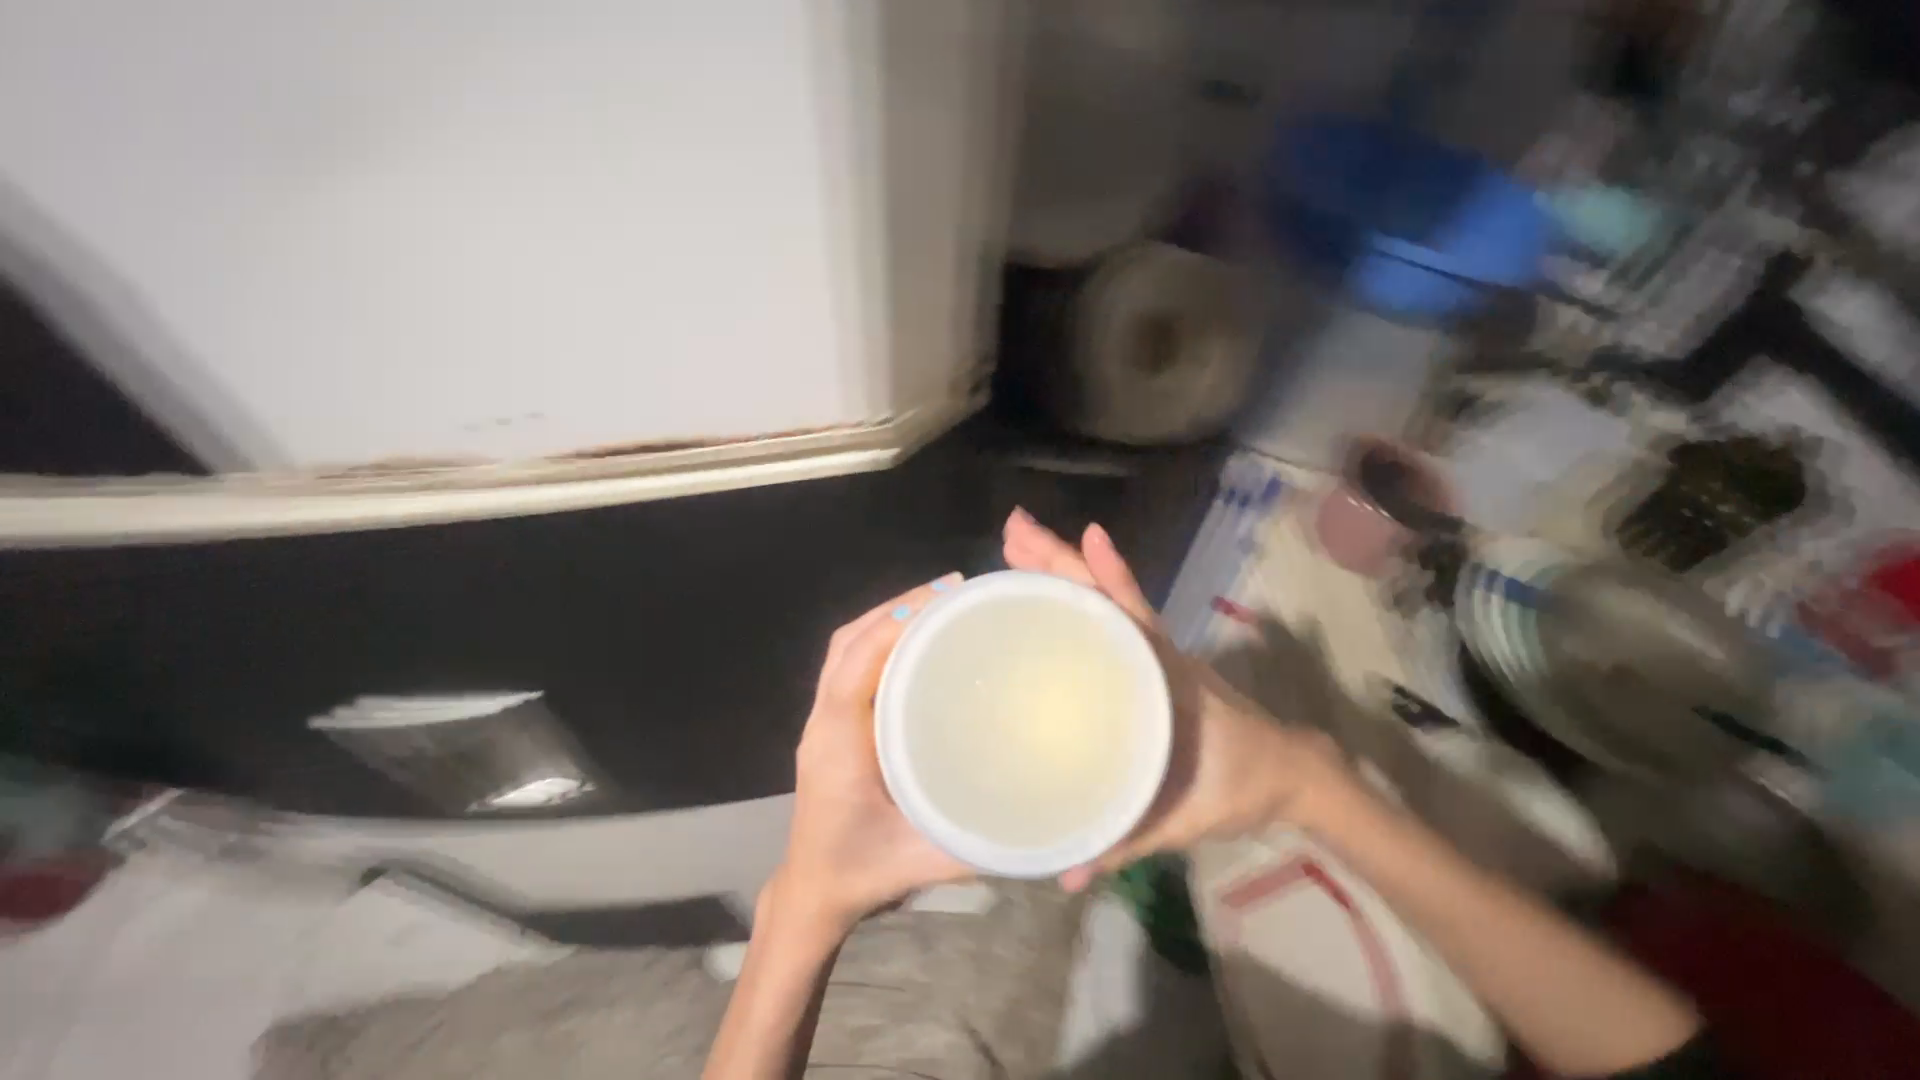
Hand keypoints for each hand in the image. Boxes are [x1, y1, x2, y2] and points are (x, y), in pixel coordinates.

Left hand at [772, 575, 973, 933]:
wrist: (813, 892)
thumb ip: (978, 844)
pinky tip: (918, 642)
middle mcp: (823, 722)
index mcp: (836, 745)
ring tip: (939, 604)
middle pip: (847, 644)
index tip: (942, 598)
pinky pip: (848, 665)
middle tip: (954, 591)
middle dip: (895, 608)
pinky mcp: (830, 724)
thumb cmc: (862, 875)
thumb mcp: (925, 861)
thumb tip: (1040, 813)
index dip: (892, 626)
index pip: (854, 667)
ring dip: (886, 618)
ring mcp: (821, 720)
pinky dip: (879, 640)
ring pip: (844, 649)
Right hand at [1003, 509, 1348, 890]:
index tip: (1077, 536)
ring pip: (1105, 598)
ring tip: (1017, 545)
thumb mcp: (1183, 819)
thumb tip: (1061, 873)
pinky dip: (1084, 594)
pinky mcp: (1151, 663)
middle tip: (1012, 529)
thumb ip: (1124, 842)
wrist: (1290, 775)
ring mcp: (1155, 653)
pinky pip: (1113, 619)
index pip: (1131, 617)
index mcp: (1167, 678)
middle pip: (1107, 594)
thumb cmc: (1240, 786)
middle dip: (1059, 559)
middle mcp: (1158, 653)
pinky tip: (1052, 591)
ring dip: (1064, 568)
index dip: (1104, 577)